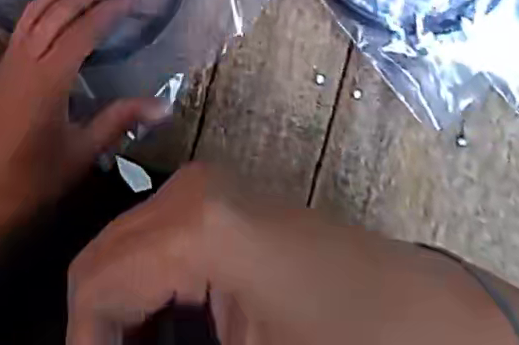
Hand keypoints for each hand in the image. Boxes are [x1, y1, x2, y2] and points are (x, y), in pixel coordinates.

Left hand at [0, 0, 171, 246]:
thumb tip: (164, 106)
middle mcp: (27, 59)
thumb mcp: (81, 153)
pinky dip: (41, 4)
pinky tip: (51, 2)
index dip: (111, 10)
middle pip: (60, 12)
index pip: (85, 29)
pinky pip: (23, 23)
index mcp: (50, 77)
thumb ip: (120, 120)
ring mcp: (9, 61)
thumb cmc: (30, 185)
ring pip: (36, 11)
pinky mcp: (0, 70)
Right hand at [68, 163, 518, 344]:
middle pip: (101, 262)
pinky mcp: (219, 203)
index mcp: (194, 224)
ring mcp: (205, 188)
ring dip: (123, 319)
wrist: (425, 319)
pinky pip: (155, 249)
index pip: (93, 284)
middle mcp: (189, 189)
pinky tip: (172, 338)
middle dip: (101, 332)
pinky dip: (149, 300)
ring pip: (124, 255)